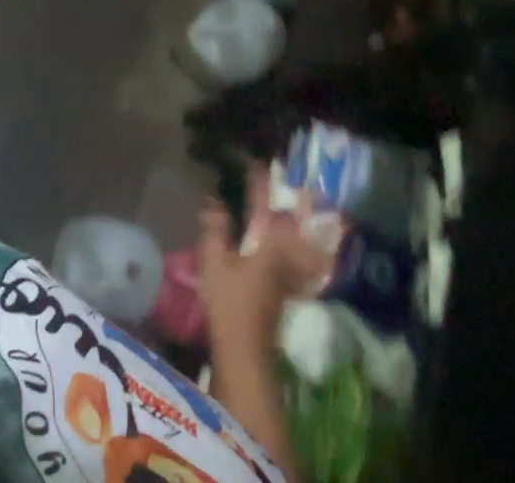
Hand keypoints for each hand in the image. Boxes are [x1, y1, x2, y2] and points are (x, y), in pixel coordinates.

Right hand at [198, 175, 315, 358]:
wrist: (245, 348)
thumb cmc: (227, 302)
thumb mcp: (214, 263)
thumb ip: (215, 231)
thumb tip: (214, 203)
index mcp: (267, 248)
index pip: (263, 210)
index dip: (259, 188)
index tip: (258, 167)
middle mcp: (284, 259)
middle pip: (291, 227)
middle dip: (291, 206)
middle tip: (291, 186)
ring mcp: (288, 278)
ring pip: (298, 246)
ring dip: (298, 228)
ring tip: (297, 213)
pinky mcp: (286, 292)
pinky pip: (297, 263)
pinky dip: (300, 252)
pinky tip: (299, 253)